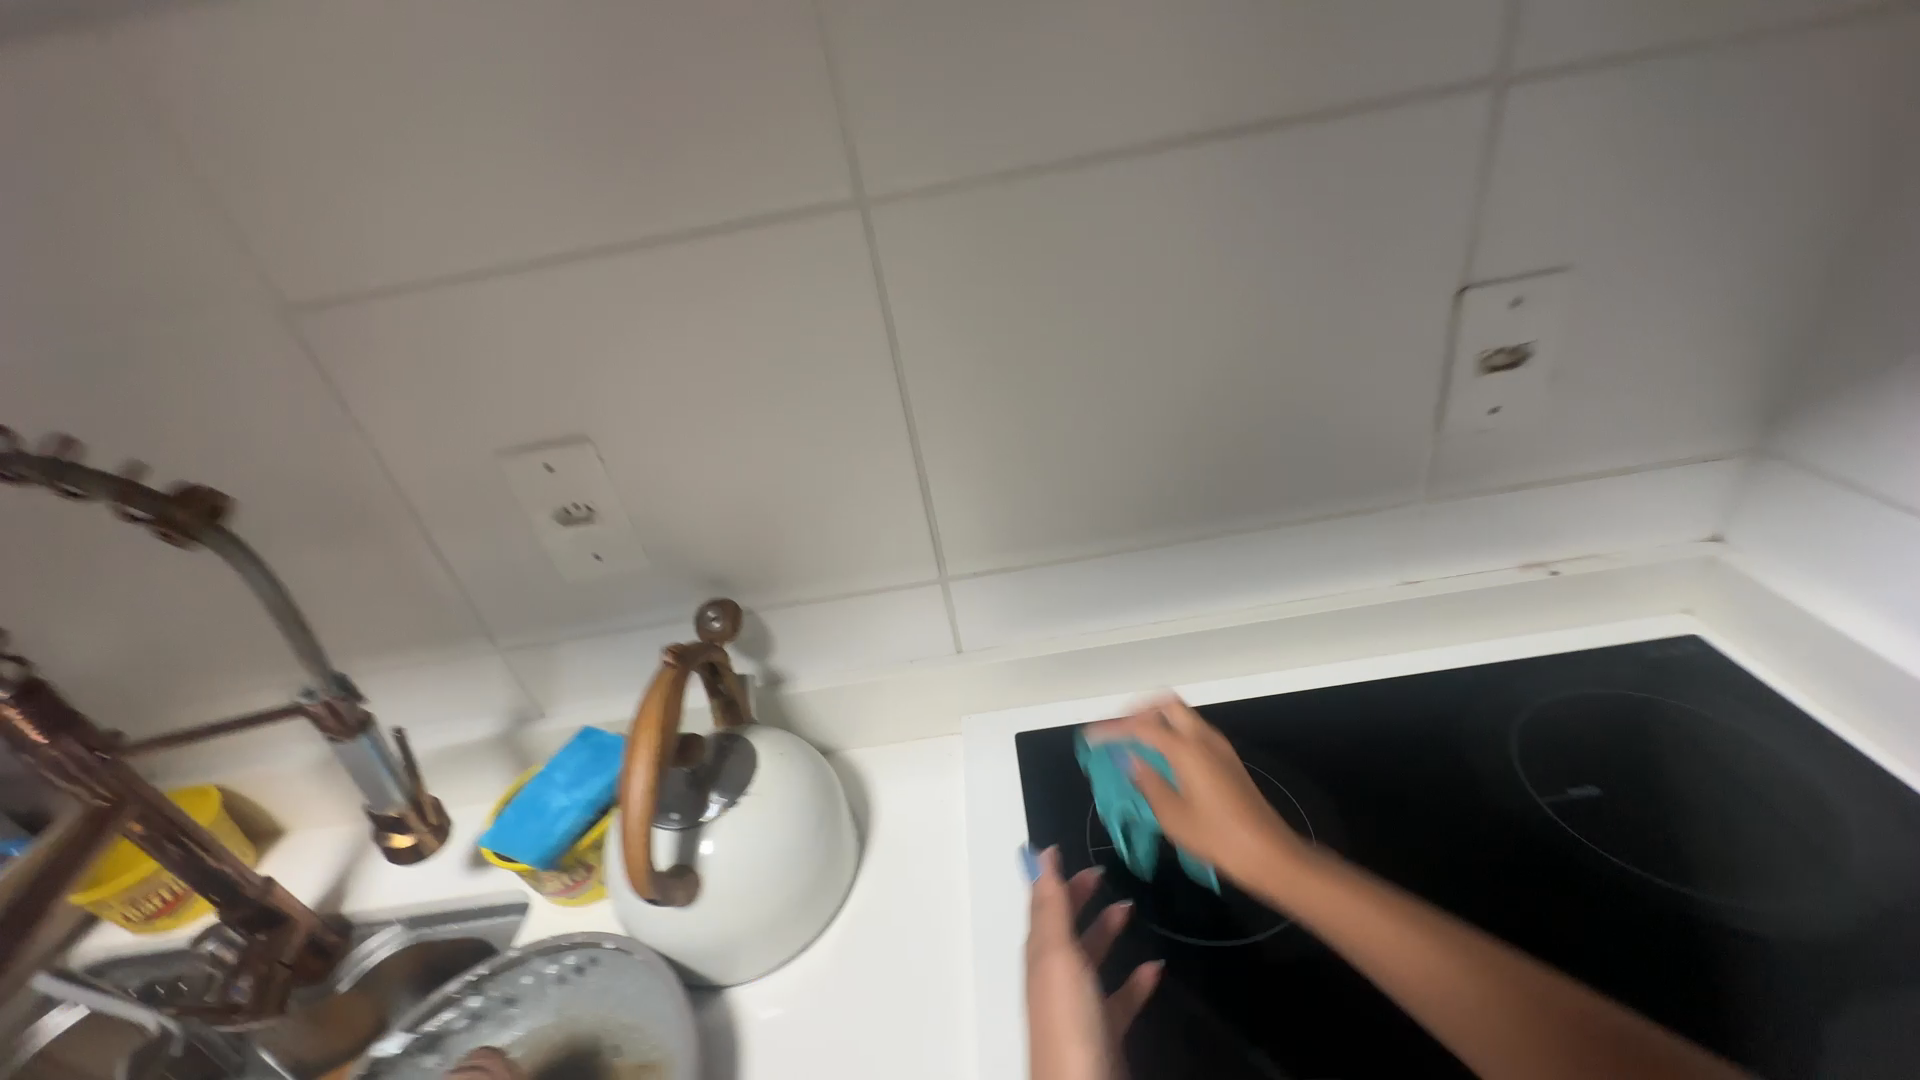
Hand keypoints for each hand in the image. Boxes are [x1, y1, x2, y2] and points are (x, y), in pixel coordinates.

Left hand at [1026, 846, 1161, 1079]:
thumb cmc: (1069, 1021)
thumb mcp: (1057, 955)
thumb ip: (1052, 906)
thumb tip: (1040, 853)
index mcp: (1041, 956)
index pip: (1044, 907)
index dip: (1053, 879)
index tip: (1065, 851)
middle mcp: (1057, 978)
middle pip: (1066, 929)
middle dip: (1079, 900)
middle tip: (1103, 874)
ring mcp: (1081, 1008)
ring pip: (1092, 959)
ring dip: (1107, 932)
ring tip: (1131, 909)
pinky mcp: (1106, 1035)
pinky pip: (1120, 999)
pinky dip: (1136, 981)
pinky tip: (1156, 969)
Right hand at [1089, 695, 1306, 886]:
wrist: (1268, 853)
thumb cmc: (1217, 837)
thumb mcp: (1172, 815)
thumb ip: (1147, 782)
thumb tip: (1131, 761)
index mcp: (1186, 749)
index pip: (1141, 726)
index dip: (1113, 729)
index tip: (1092, 737)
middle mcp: (1203, 738)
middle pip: (1166, 705)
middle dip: (1138, 712)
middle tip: (1118, 731)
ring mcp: (1219, 747)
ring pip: (1182, 716)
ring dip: (1156, 722)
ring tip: (1133, 744)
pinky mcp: (1226, 759)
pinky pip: (1192, 732)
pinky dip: (1171, 735)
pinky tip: (1160, 759)